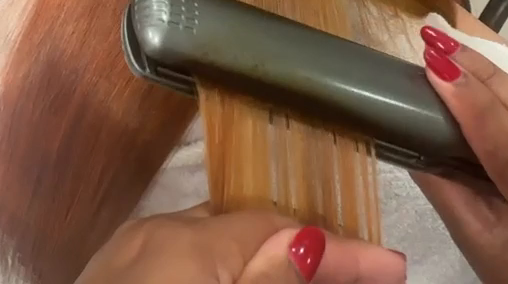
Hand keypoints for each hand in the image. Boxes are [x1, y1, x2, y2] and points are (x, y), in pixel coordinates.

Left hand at [74, 204, 408, 283]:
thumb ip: (268, 283)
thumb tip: (313, 242)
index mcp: (189, 241)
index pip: (280, 228)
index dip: (342, 248)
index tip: (394, 264)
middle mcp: (159, 229)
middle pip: (251, 228)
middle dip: (308, 250)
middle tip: (362, 273)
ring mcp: (130, 248)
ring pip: (218, 241)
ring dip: (267, 260)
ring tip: (314, 276)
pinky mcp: (113, 269)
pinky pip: (184, 255)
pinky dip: (225, 268)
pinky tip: (243, 278)